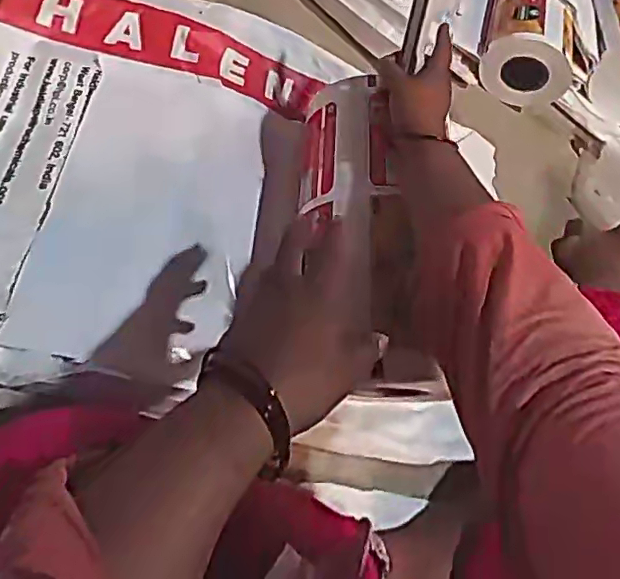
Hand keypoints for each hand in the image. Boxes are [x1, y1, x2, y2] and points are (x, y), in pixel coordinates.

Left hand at [218, 215, 381, 432]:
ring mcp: (260, 297)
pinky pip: (252, 285)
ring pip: (270, 263)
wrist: (248, 400)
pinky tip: (261, 282)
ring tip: (285, 246)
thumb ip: (363, 351)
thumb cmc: (306, 381)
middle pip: (293, 247)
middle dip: (301, 230)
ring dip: (279, 251)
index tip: (340, 219)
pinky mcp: (239, 313)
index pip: (331, 254)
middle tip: (307, 217)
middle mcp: (289, 286)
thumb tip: (380, 337)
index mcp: (320, 294)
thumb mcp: (345, 372)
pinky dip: (259, 278)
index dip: (336, 234)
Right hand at [377, 23, 454, 138]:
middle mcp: (437, 86)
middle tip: (392, 63)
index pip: (442, 48)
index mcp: (438, 73)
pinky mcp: (419, 115)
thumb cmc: (416, 112)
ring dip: (396, 84)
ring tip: (383, 88)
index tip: (443, 27)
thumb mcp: (398, 83)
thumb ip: (389, 69)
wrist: (417, 145)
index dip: (441, 36)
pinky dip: (394, 100)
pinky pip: (405, 101)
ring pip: (410, 84)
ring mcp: (429, 101)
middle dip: (404, 65)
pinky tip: (384, 104)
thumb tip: (385, 63)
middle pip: (421, 67)